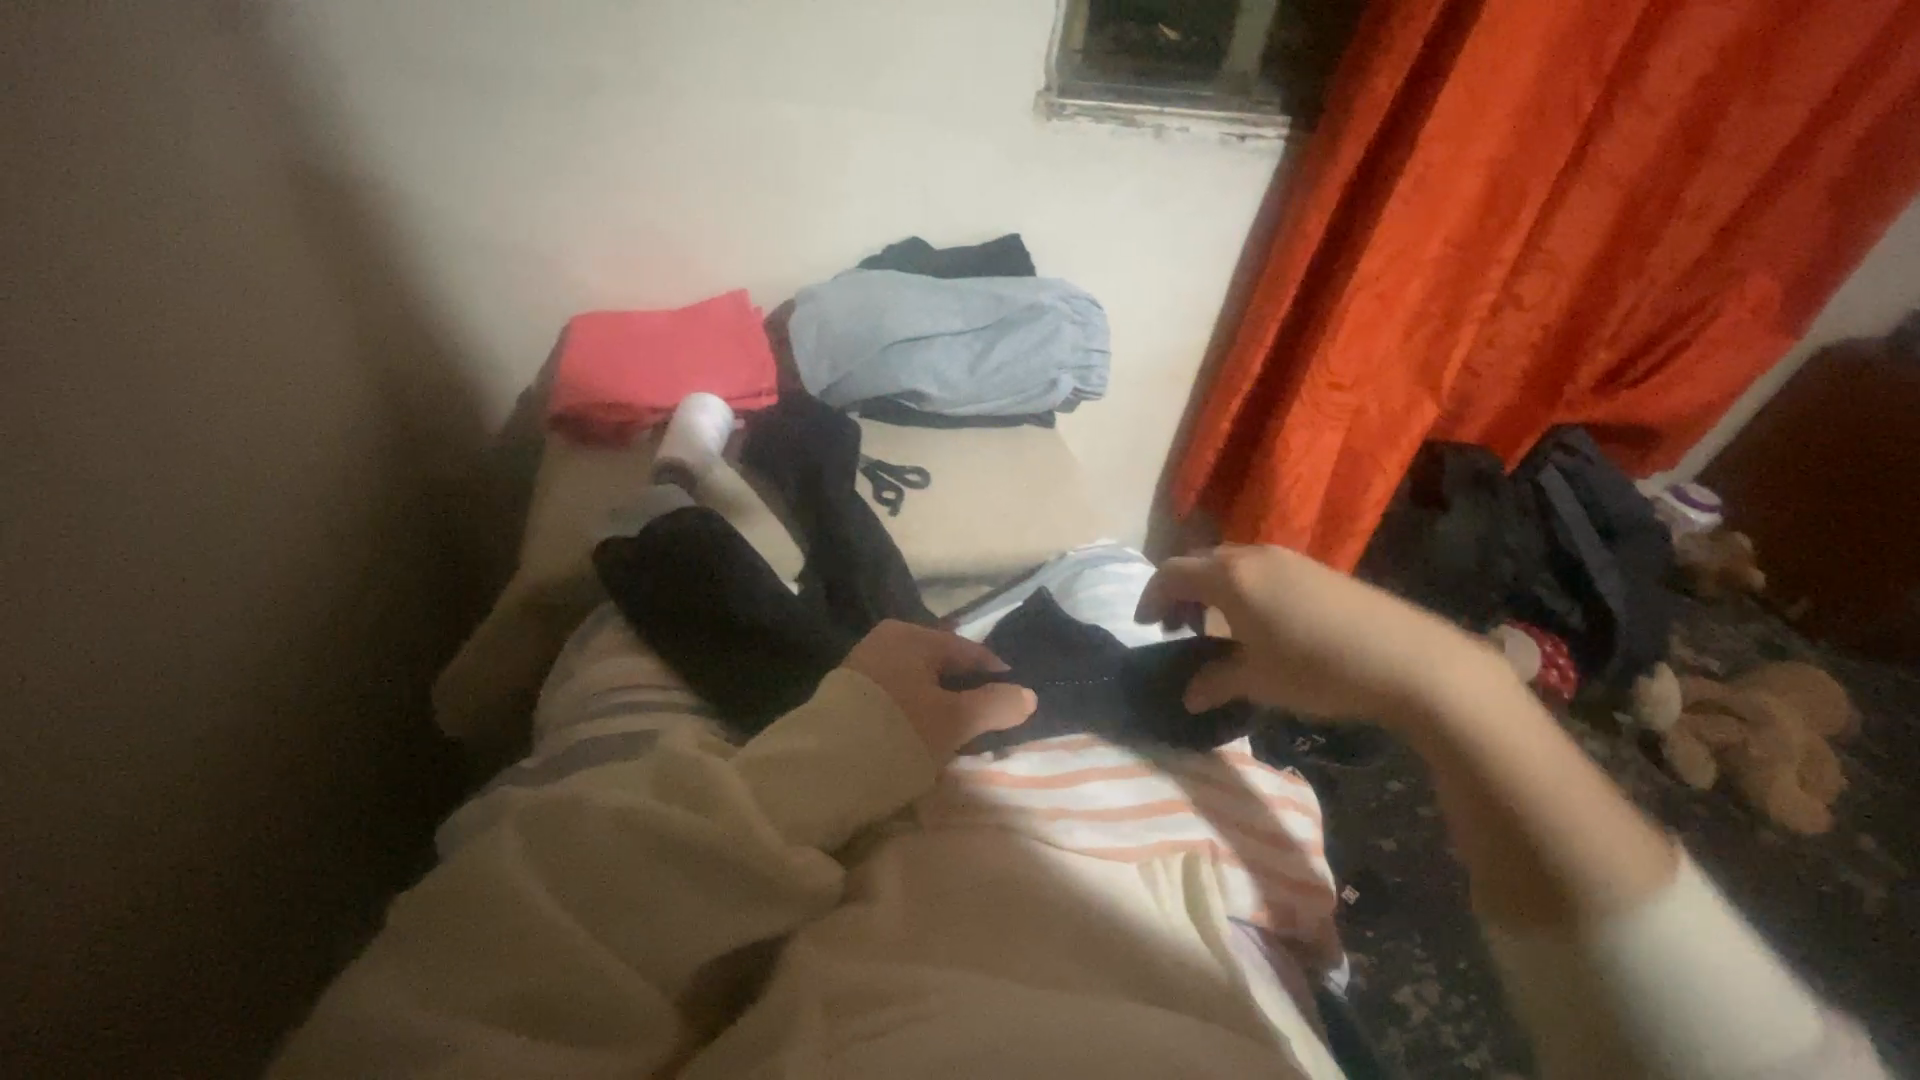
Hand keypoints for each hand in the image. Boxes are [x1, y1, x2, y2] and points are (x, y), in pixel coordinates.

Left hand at [842, 621, 1036, 760]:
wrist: (822, 771)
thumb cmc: (900, 732)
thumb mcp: (956, 721)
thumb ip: (995, 705)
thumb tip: (1029, 695)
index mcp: (911, 635)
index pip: (968, 652)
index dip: (995, 677)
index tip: (1013, 704)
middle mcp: (883, 642)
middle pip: (940, 669)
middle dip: (963, 696)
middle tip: (984, 727)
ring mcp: (861, 670)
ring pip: (916, 688)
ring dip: (936, 711)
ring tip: (954, 741)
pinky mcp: (845, 700)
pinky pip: (894, 703)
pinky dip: (912, 719)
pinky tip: (918, 743)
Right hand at [1135, 544, 1505, 725]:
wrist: (1407, 659)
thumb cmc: (1316, 668)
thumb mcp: (1257, 680)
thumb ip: (1215, 682)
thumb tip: (1188, 695)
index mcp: (1228, 577)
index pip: (1171, 573)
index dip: (1151, 598)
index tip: (1146, 627)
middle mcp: (1253, 555)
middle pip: (1200, 562)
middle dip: (1180, 591)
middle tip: (1179, 628)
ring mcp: (1288, 558)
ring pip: (1232, 562)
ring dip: (1213, 588)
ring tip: (1218, 626)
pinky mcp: (1315, 568)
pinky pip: (1261, 568)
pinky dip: (1243, 587)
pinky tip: (1261, 623)